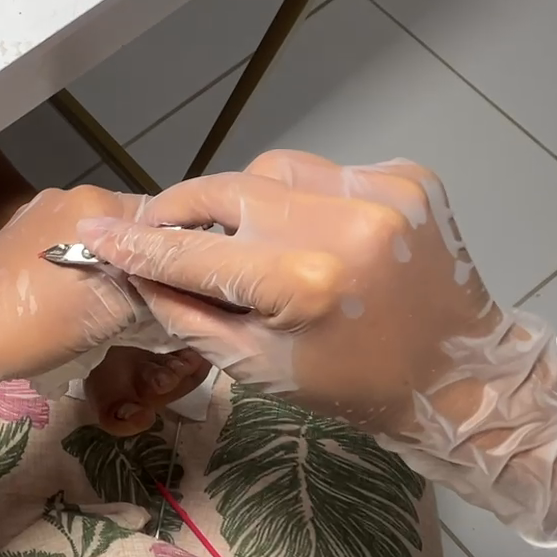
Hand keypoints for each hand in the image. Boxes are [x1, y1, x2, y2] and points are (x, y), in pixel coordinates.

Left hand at [0, 186, 175, 450]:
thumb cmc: (33, 328)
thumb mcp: (108, 316)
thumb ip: (152, 289)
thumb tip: (181, 284)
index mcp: (94, 203)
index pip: (162, 223)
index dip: (174, 261)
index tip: (180, 295)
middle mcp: (69, 195)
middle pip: (130, 228)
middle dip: (142, 265)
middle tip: (148, 308)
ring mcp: (40, 211)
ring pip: (100, 238)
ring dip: (113, 267)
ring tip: (112, 307)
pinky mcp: (21, 231)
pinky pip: (71, 243)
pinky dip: (85, 267)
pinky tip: (79, 299)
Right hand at [79, 150, 556, 546]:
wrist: (462, 378)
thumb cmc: (351, 387)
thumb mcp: (254, 366)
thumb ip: (186, 312)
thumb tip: (136, 271)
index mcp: (301, 283)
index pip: (190, 253)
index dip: (134, 244)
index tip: (93, 233)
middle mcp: (340, 223)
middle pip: (223, 191)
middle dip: (180, 209)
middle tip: (158, 229)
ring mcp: (379, 191)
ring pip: (267, 170)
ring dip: (237, 199)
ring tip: (237, 234)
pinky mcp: (405, 177)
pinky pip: (318, 172)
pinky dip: (292, 197)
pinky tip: (301, 230)